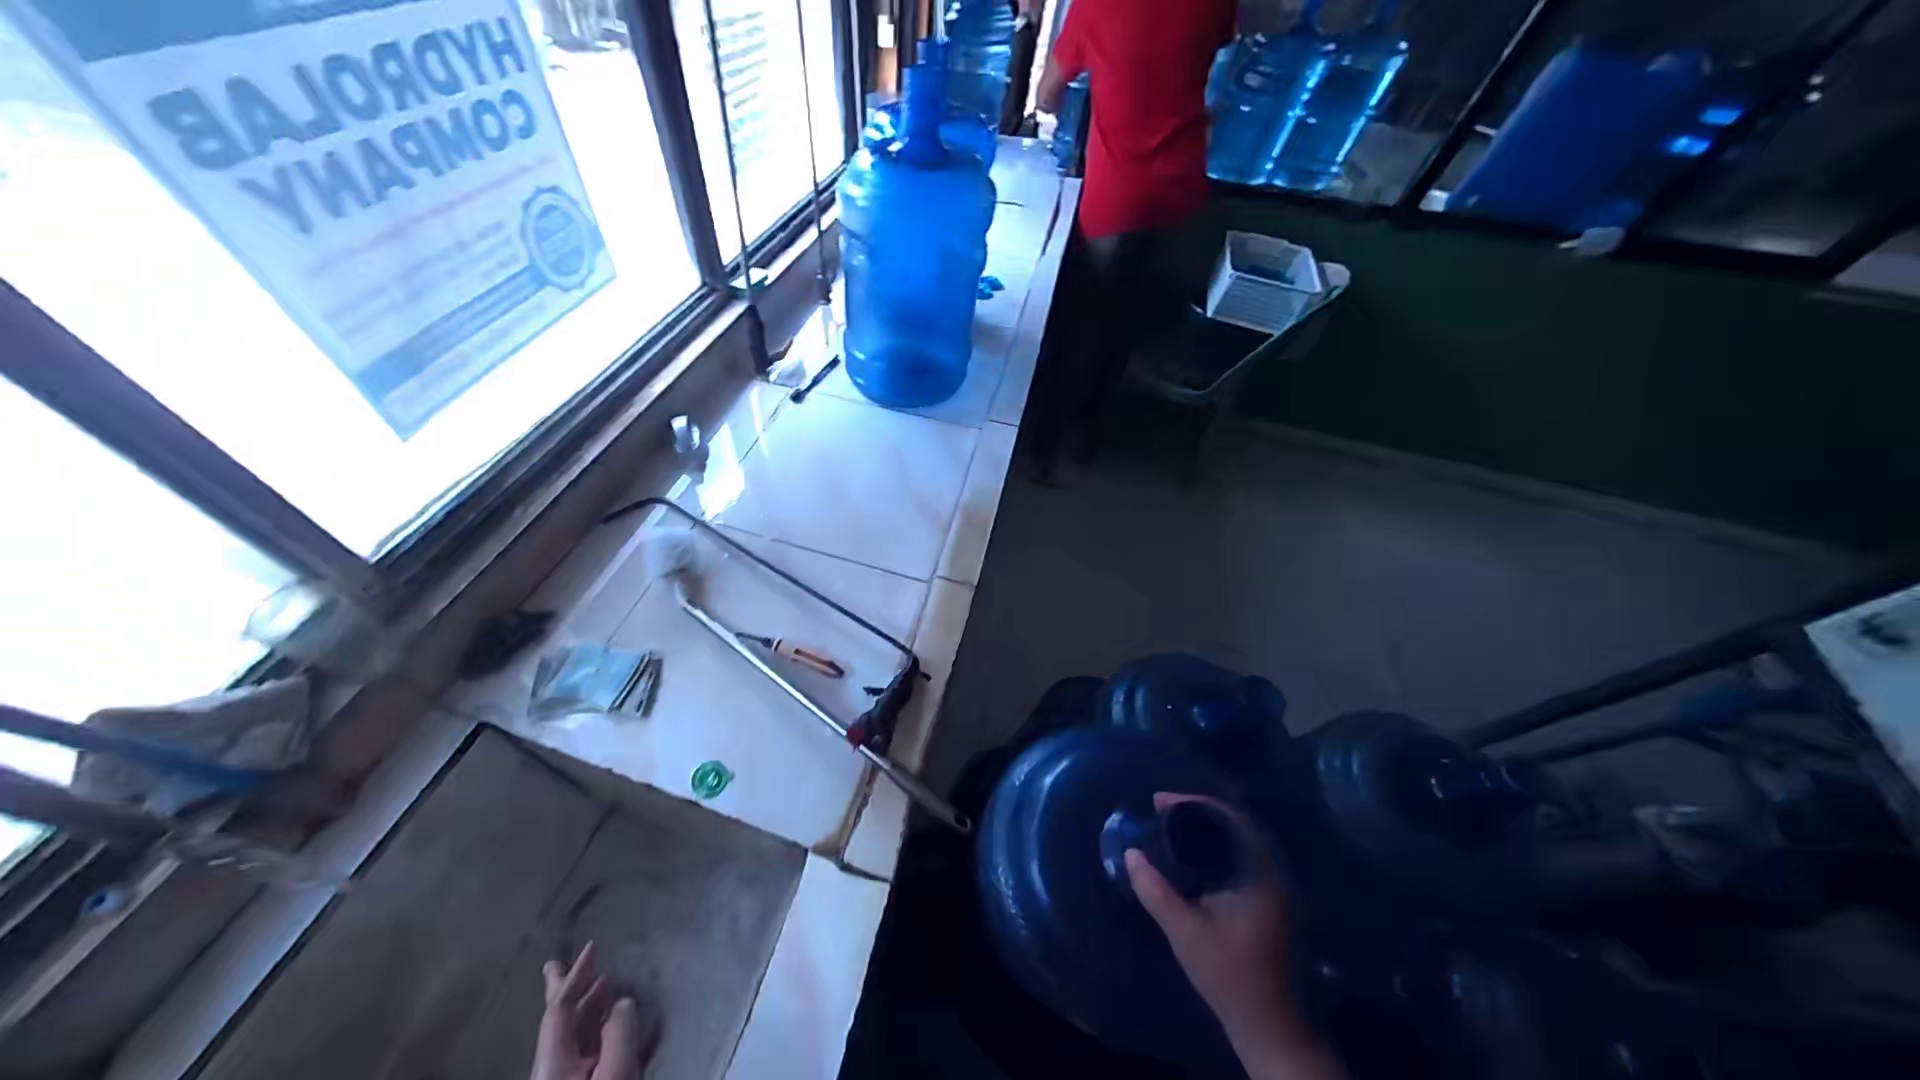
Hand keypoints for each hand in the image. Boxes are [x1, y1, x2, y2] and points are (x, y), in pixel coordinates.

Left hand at [531, 943, 639, 1079]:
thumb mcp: (616, 1072)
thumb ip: (620, 1032)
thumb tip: (624, 1002)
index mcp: (553, 1062)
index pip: (560, 1008)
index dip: (576, 975)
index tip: (591, 947)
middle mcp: (551, 1067)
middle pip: (557, 1019)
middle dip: (563, 988)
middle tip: (555, 962)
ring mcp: (561, 1077)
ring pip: (571, 1033)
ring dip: (584, 1004)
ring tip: (598, 982)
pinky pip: (582, 1045)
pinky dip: (592, 1024)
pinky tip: (605, 1019)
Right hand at [1127, 794, 1342, 1079]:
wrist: (1264, 1022)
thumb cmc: (1228, 974)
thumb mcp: (1185, 932)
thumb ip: (1155, 891)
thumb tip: (1131, 854)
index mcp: (1259, 874)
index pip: (1230, 819)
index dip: (1193, 803)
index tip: (1159, 800)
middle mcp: (1268, 873)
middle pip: (1233, 825)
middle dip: (1195, 812)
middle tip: (1160, 809)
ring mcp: (1268, 887)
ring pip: (1234, 841)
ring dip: (1202, 829)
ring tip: (1168, 824)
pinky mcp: (1261, 899)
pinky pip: (1235, 857)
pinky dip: (1210, 847)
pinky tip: (1186, 854)